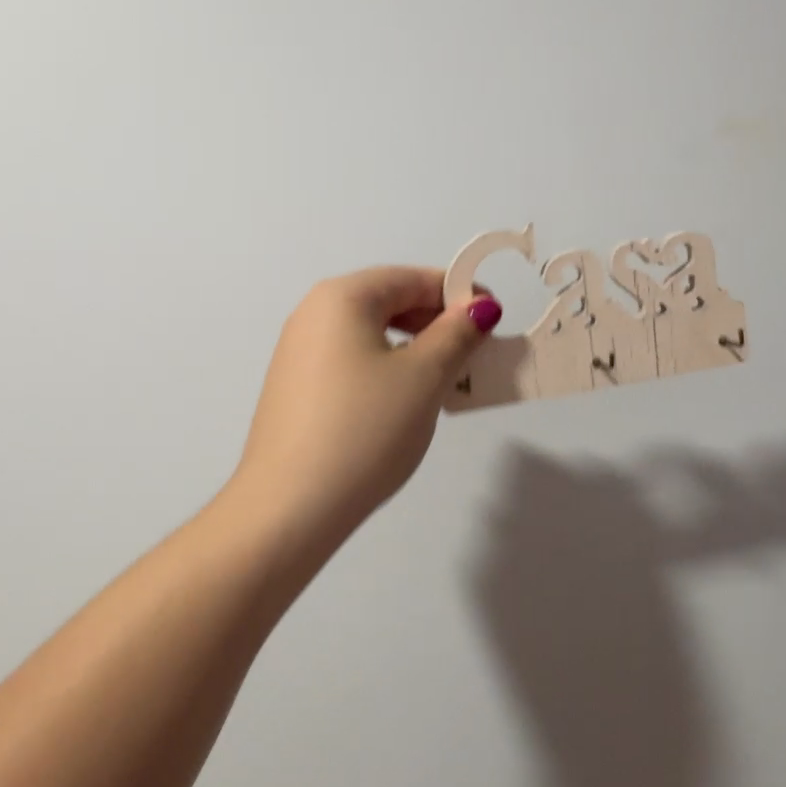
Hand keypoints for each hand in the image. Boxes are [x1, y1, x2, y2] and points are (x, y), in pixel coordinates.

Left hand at [232, 266, 500, 530]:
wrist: (289, 508)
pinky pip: (352, 362)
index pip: (411, 278)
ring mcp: (299, 353)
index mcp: (342, 298)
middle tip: (477, 351)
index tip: (496, 317)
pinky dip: (387, 370)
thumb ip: (455, 335)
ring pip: (371, 335)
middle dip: (437, 322)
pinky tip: (406, 402)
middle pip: (389, 302)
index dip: (458, 293)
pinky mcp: (296, 389)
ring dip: (415, 349)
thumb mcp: (423, 378)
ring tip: (448, 379)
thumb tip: (477, 308)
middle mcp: (313, 314)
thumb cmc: (364, 430)